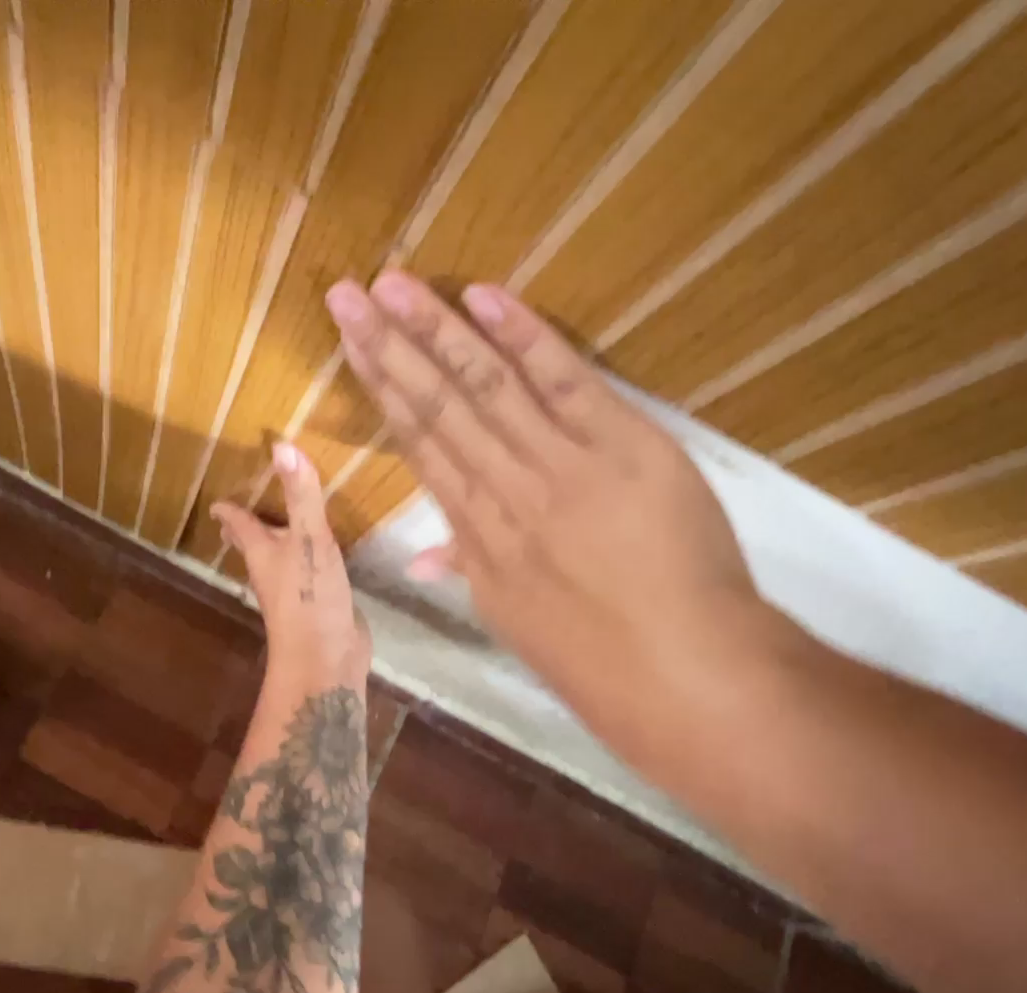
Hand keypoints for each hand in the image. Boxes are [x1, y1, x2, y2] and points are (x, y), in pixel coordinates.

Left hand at [212, 443, 370, 687]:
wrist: (326, 658)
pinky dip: (303, 558)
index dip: (228, 507)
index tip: (217, 497)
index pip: (238, 522)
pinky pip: (304, 572)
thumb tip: (282, 445)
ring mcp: (292, 590)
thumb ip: (301, 495)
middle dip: (242, 526)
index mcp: (261, 551)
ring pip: (276, 558)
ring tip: (276, 524)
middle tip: (237, 509)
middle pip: (250, 543)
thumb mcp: (309, 539)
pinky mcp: (316, 603)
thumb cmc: (309, 597)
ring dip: (272, 541)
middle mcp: (270, 569)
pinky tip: (315, 555)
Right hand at [323, 271, 780, 723]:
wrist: (680, 673)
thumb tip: (421, 554)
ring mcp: (559, 466)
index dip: (381, 388)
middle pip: (435, 406)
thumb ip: (468, 565)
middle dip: (387, 346)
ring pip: (484, 388)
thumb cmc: (594, 654)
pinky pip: (565, 384)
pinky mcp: (621, 448)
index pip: (418, 443)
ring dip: (435, 331)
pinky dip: (526, 339)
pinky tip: (483, 298)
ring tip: (391, 285)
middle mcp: (502, 490)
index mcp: (474, 530)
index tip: (353, 344)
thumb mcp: (512, 614)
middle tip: (345, 295)